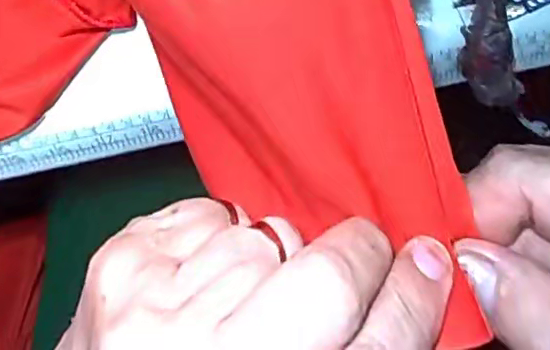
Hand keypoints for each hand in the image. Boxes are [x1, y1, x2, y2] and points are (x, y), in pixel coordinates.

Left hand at [59, 197, 455, 349]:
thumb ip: (346, 345)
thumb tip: (404, 286)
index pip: (377, 345)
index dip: (412, 298)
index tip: (426, 263)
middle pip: (324, 278)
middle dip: (355, 255)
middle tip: (362, 252)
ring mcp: (156, 311)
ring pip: (264, 236)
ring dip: (270, 256)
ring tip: (250, 295)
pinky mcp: (123, 264)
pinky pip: (208, 213)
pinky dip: (215, 238)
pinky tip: (201, 278)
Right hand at [456, 138, 549, 349]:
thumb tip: (465, 264)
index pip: (523, 175)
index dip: (474, 220)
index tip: (450, 276)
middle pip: (518, 187)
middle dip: (498, 251)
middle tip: (507, 321)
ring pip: (521, 205)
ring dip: (516, 264)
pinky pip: (539, 220)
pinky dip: (532, 266)